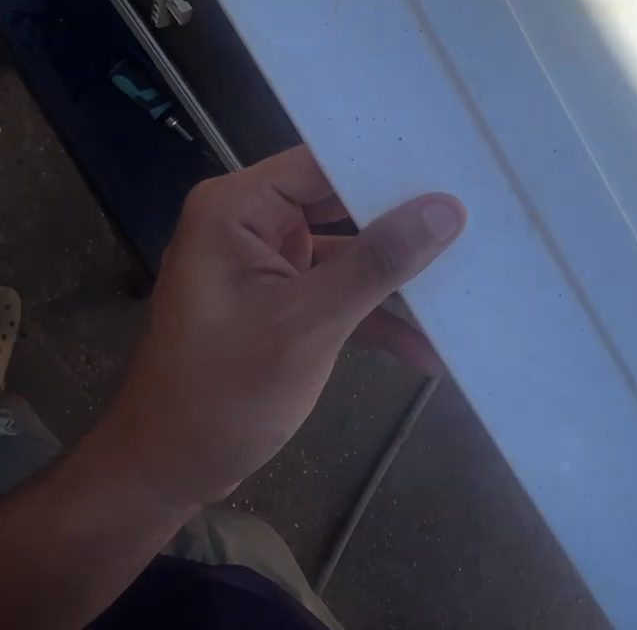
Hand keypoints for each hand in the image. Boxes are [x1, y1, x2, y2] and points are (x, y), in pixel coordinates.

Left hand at [93, 146, 464, 509]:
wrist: (164, 473)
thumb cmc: (222, 394)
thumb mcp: (307, 325)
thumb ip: (377, 263)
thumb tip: (446, 209)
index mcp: (236, 208)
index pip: (321, 163)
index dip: (386, 166)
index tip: (453, 170)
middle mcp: (248, 222)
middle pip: (337, 202)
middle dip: (399, 220)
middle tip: (472, 217)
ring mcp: (264, 263)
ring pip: (343, 250)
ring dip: (393, 277)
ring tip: (463, 278)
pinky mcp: (277, 300)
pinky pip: (333, 291)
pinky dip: (371, 317)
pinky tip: (425, 351)